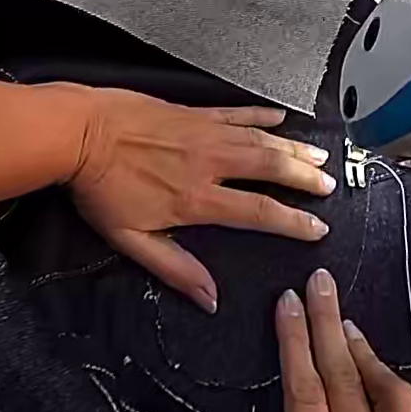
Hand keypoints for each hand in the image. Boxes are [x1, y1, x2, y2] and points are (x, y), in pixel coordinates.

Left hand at [59, 85, 333, 313]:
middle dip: (305, 179)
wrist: (82, 131)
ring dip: (294, 149)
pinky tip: (281, 118)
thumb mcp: (131, 238)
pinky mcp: (198, 112)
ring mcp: (207, 133)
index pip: (259, 212)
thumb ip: (175, 267)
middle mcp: (212, 162)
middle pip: (272, 169)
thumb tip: (210, 299)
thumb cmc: (101, 187)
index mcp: (198, 198)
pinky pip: (239, 113)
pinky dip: (262, 116)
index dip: (293, 222)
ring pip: (262, 140)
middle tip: (329, 185)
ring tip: (319, 157)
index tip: (317, 228)